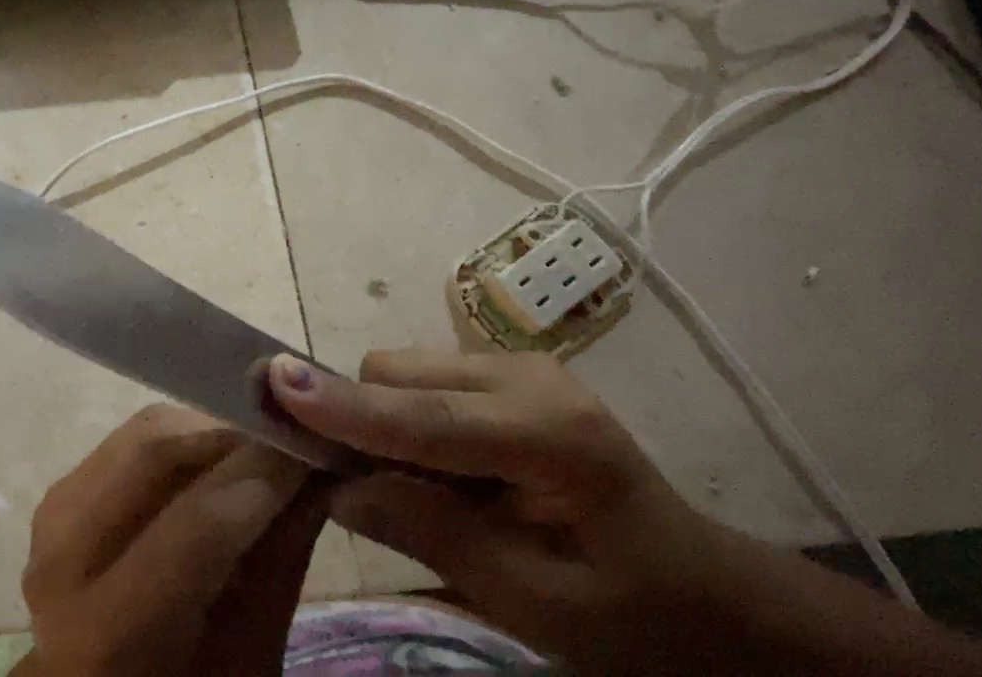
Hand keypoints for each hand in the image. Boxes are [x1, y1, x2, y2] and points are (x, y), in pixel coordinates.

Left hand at [12, 404, 326, 676]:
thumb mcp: (246, 657)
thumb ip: (277, 563)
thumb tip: (319, 472)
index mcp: (101, 632)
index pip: (194, 527)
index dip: (263, 477)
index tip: (318, 449)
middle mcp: (60, 558)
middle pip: (158, 454)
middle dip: (238, 437)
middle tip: (297, 435)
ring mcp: (53, 515)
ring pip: (145, 432)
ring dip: (213, 429)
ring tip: (267, 447)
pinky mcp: (62, 490)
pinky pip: (132, 438)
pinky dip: (188, 436)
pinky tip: (226, 455)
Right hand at [267, 350, 736, 672]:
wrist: (707, 592)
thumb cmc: (633, 613)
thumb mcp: (536, 603)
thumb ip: (434, 535)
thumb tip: (337, 488)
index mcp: (554, 438)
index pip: (426, 420)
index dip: (347, 408)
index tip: (274, 386)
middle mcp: (530, 378)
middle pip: (397, 374)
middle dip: (358, 419)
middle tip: (355, 488)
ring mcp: (519, 368)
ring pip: (401, 372)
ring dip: (380, 422)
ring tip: (415, 491)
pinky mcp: (506, 375)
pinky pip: (421, 383)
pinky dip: (403, 421)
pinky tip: (440, 474)